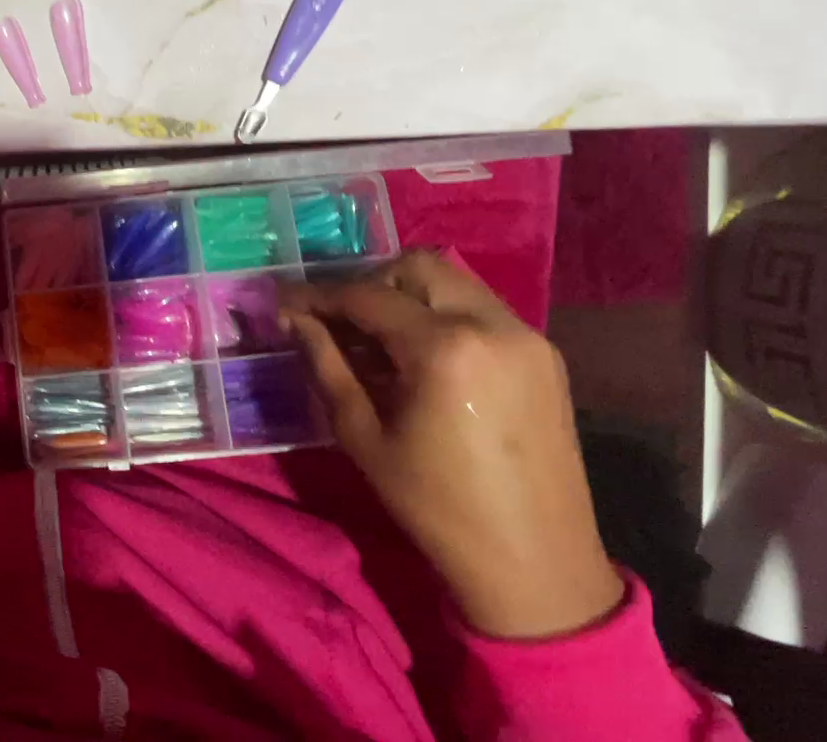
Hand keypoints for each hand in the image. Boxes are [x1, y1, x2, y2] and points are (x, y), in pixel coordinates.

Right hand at [279, 250, 623, 638]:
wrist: (533, 560)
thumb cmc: (434, 505)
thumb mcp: (362, 434)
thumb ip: (326, 364)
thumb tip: (293, 319)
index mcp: (445, 348)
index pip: (367, 295)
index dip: (317, 294)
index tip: (282, 299)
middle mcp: (493, 326)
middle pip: (418, 267)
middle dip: (369, 283)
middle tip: (338, 320)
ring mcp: (527, 337)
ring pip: (453, 282)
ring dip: (406, 296)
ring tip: (376, 339)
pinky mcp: (544, 355)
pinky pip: (480, 309)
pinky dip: (440, 315)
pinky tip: (418, 357)